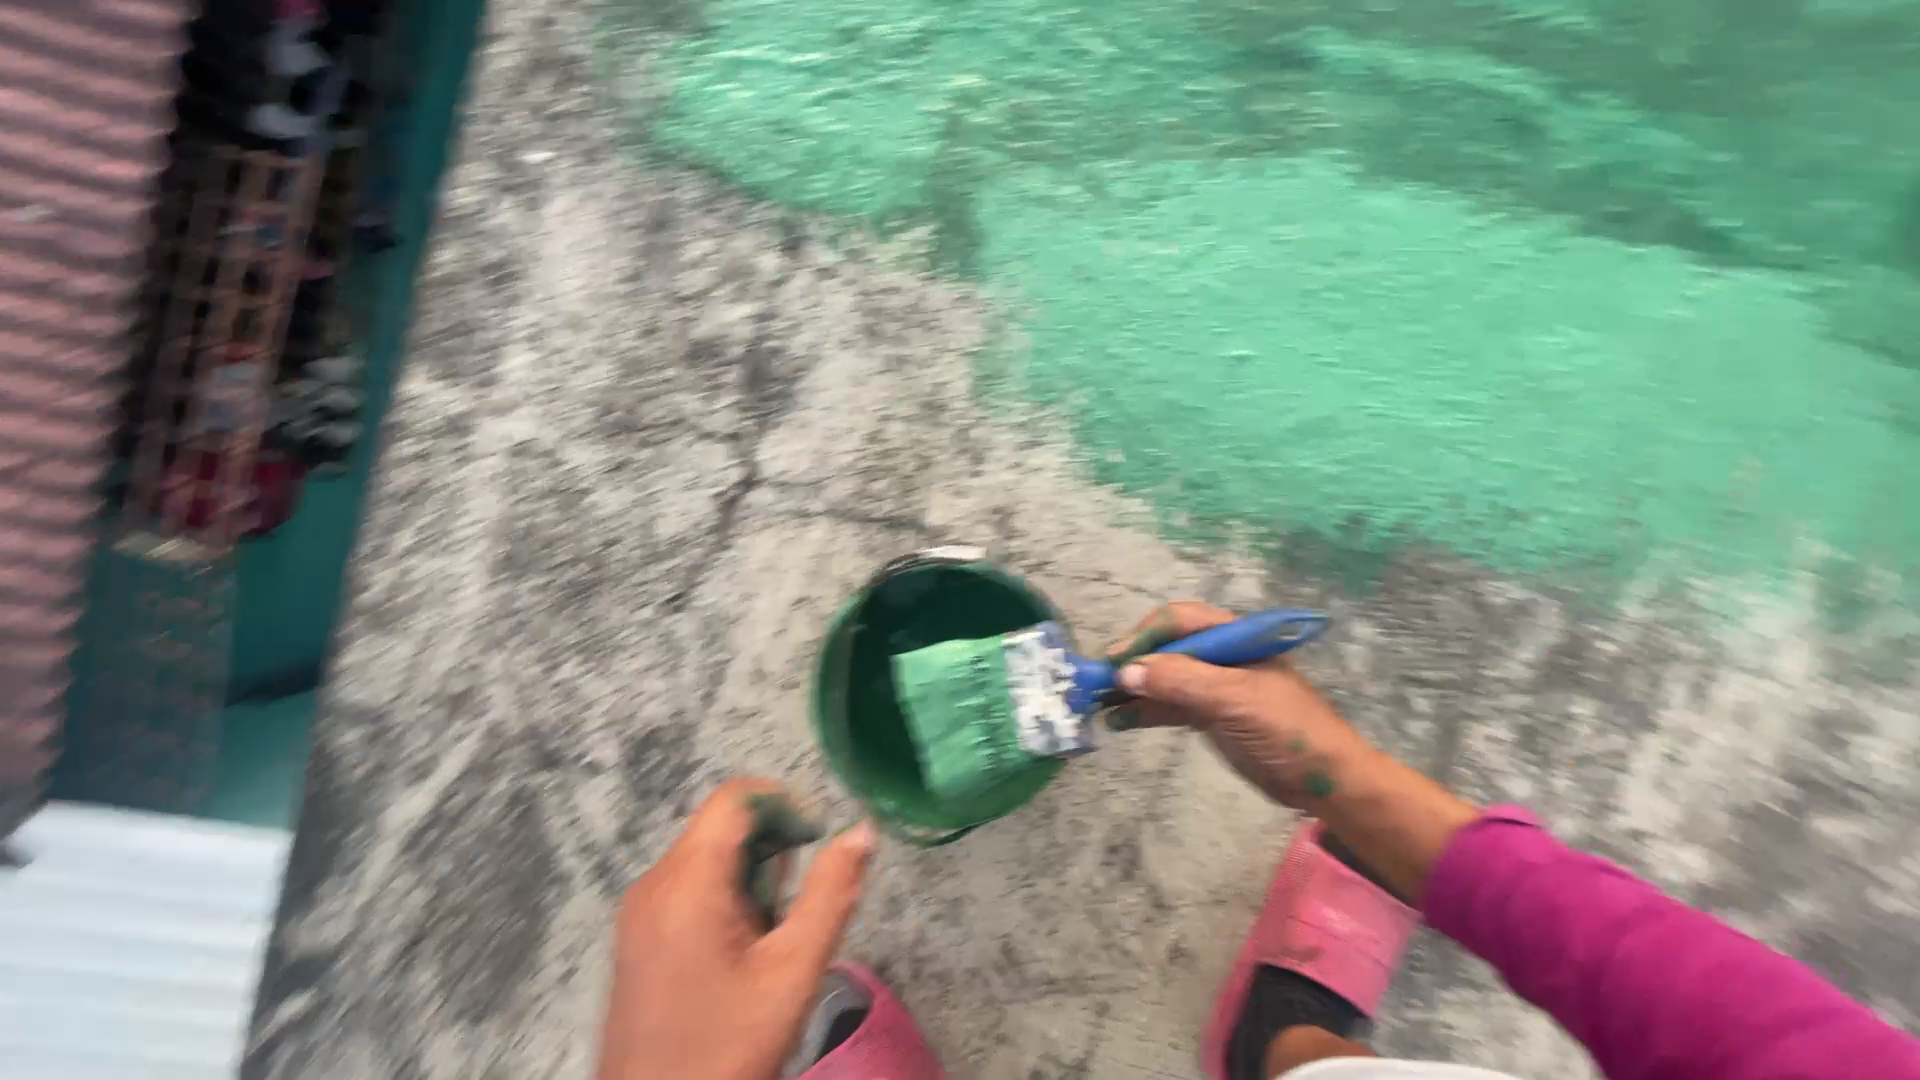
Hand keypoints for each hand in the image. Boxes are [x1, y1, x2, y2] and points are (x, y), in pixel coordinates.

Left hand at [598, 778, 876, 1079]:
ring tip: (771, 936)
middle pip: (722, 826)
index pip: (735, 798)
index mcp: (686, 883)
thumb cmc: (728, 1046)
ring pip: (709, 855)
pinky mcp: (638, 933)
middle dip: (771, 849)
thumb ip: (832, 893)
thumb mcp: (793, 970)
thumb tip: (863, 830)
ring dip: (751, 877)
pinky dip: (726, 896)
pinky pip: (690, 884)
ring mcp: (640, 909)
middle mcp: (654, 882)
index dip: (784, 805)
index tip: (816, 842)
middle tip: (796, 906)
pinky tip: (743, 949)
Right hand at [1104, 602, 1377, 809]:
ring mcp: (1212, 686)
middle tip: (1097, 683)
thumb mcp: (1235, 699)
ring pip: (1161, 678)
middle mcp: (1218, 655)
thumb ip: (1181, 680)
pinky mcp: (1208, 715)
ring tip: (1097, 704)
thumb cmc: (1287, 729)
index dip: (1142, 636)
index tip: (1114, 660)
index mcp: (1233, 636)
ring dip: (1131, 688)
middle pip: (1164, 648)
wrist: (1325, 780)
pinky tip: (1117, 721)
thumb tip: (1126, 671)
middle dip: (1131, 662)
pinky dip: (1142, 712)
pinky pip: (1167, 706)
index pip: (1176, 621)